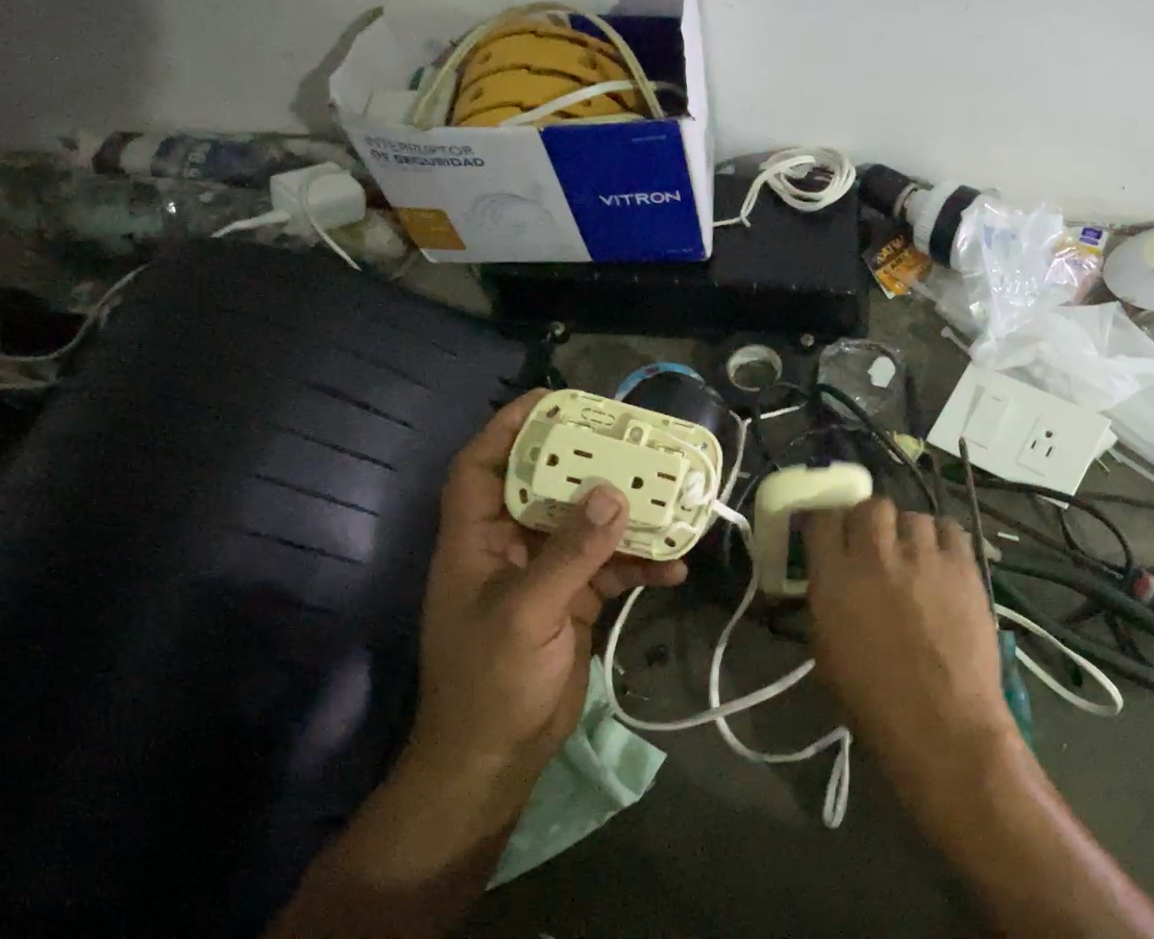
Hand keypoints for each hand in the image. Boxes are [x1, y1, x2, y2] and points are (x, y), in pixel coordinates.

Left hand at [408, 389, 686, 793]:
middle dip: (588, 463)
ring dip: (627, 515)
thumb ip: (571, 552)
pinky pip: (612, 568)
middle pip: (549, 488)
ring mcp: (545, 575)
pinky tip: (676, 567)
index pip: (482, 468)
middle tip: (632, 438)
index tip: (551, 399)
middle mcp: (510, 548)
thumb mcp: (527, 611)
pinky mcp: (575, 600)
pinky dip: (642, 564)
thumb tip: (613, 493)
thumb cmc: (490, 680)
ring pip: (588, 526)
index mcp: (476, 541)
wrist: (497, 754)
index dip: (508, 429)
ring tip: (671, 497)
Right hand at [804, 497, 1012, 785]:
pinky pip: (950, 528)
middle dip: (870, 520)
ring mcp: (923, 556)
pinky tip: (941, 560)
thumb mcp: (827, 654)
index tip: (829, 532)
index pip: (821, 520)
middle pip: (870, 506)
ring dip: (908, 531)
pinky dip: (941, 538)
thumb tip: (834, 582)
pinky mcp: (962, 565)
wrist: (941, 721)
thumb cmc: (874, 703)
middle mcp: (875, 556)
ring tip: (913, 556)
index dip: (825, 522)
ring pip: (913, 515)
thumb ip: (827, 604)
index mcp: (833, 580)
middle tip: (875, 542)